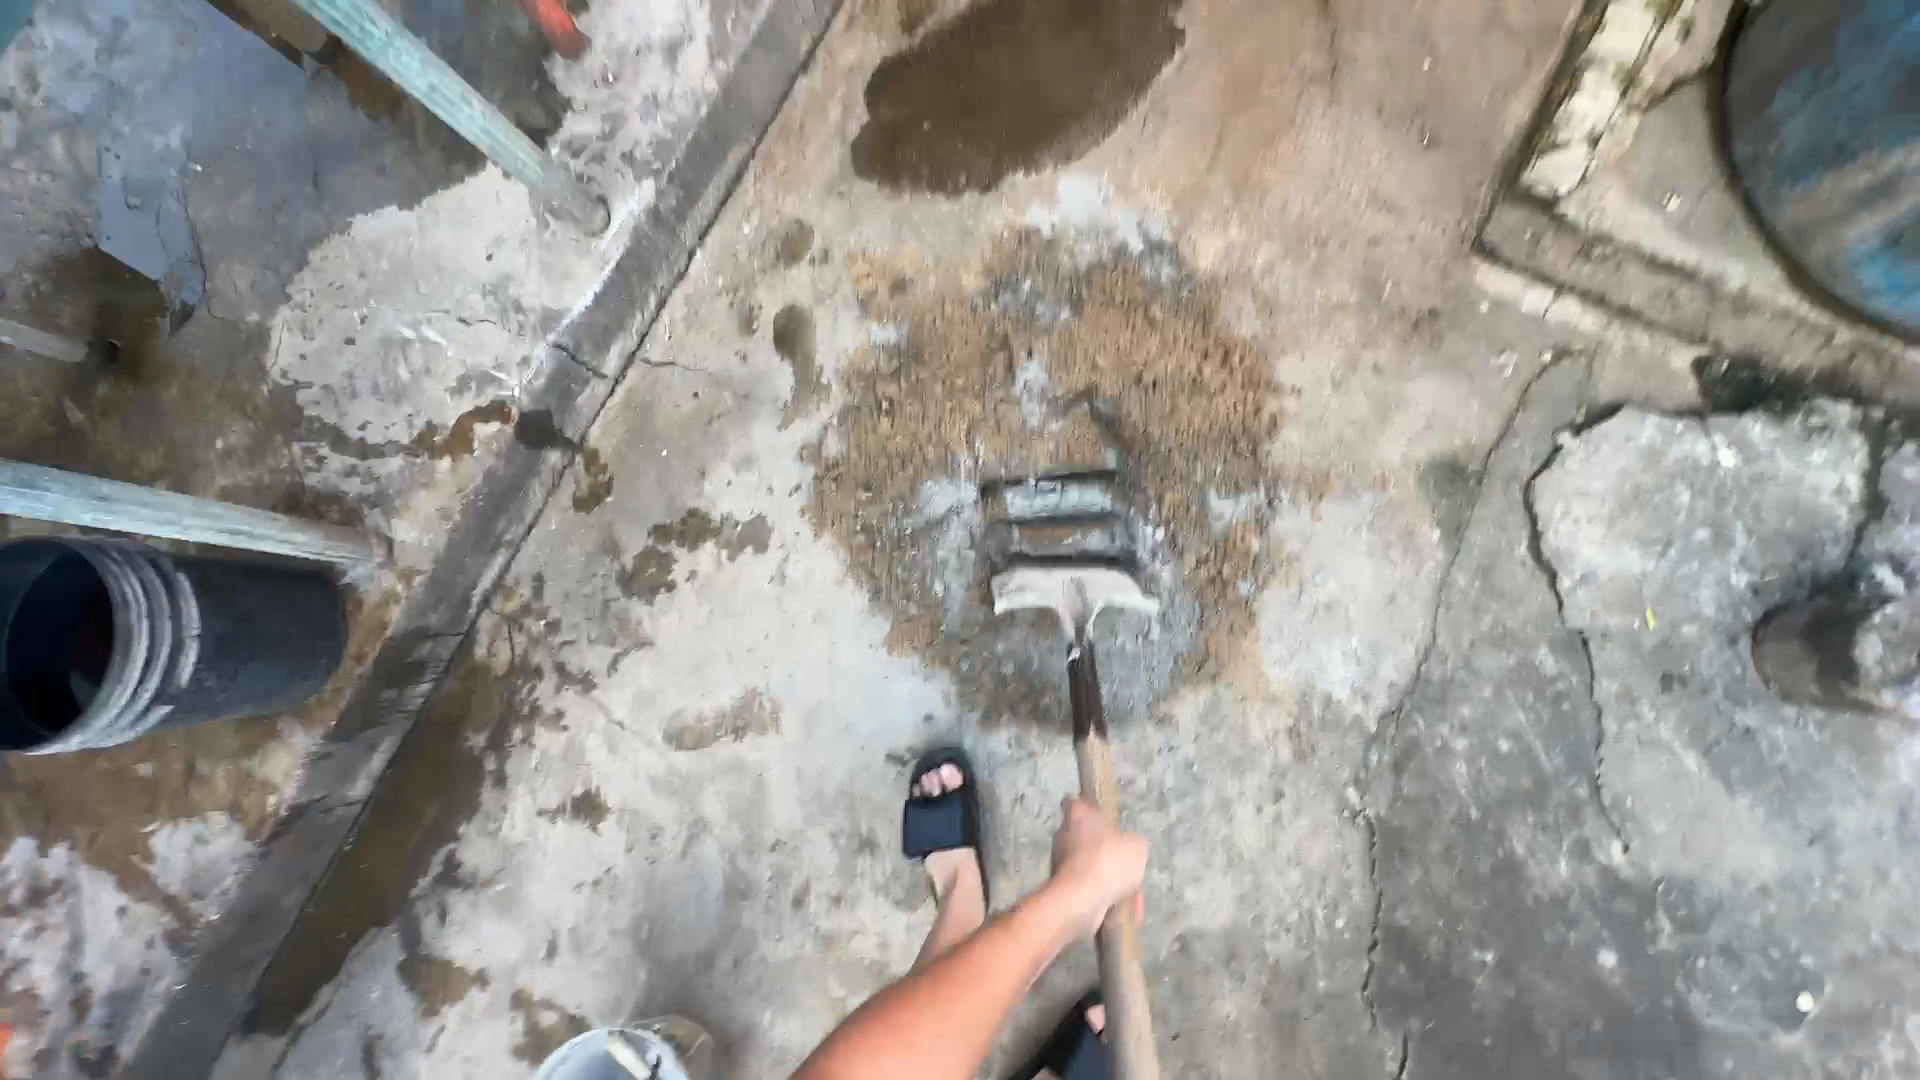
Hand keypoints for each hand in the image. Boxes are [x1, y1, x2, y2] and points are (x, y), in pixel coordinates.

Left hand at [1048, 797, 1147, 937]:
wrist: (1081, 900)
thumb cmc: (1108, 862)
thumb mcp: (1136, 847)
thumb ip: (1133, 841)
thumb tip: (1130, 845)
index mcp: (1078, 815)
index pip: (1077, 802)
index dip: (1090, 808)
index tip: (1105, 818)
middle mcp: (1064, 835)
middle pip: (1088, 839)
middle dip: (1109, 855)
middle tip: (1129, 868)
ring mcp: (1060, 862)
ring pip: (1092, 868)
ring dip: (1111, 882)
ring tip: (1132, 898)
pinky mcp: (1062, 887)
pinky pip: (1089, 890)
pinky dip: (1105, 900)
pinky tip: (1124, 912)